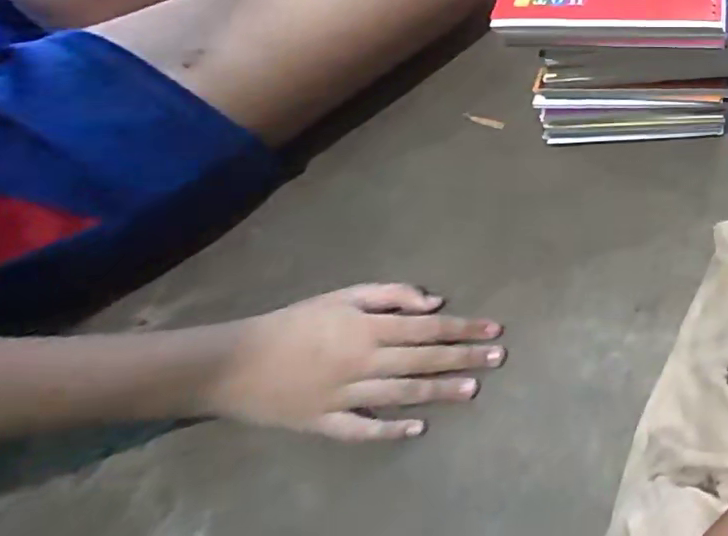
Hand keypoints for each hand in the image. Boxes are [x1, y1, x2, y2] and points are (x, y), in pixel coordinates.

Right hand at [203, 284, 503, 441]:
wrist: (228, 364)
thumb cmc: (298, 322)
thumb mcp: (347, 295)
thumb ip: (394, 295)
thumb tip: (436, 303)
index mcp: (369, 329)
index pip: (430, 328)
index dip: (465, 328)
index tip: (495, 330)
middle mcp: (360, 362)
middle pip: (423, 360)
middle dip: (464, 358)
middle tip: (498, 358)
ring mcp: (340, 395)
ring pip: (400, 394)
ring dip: (439, 391)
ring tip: (473, 389)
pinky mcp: (318, 422)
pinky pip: (357, 429)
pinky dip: (387, 431)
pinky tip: (417, 429)